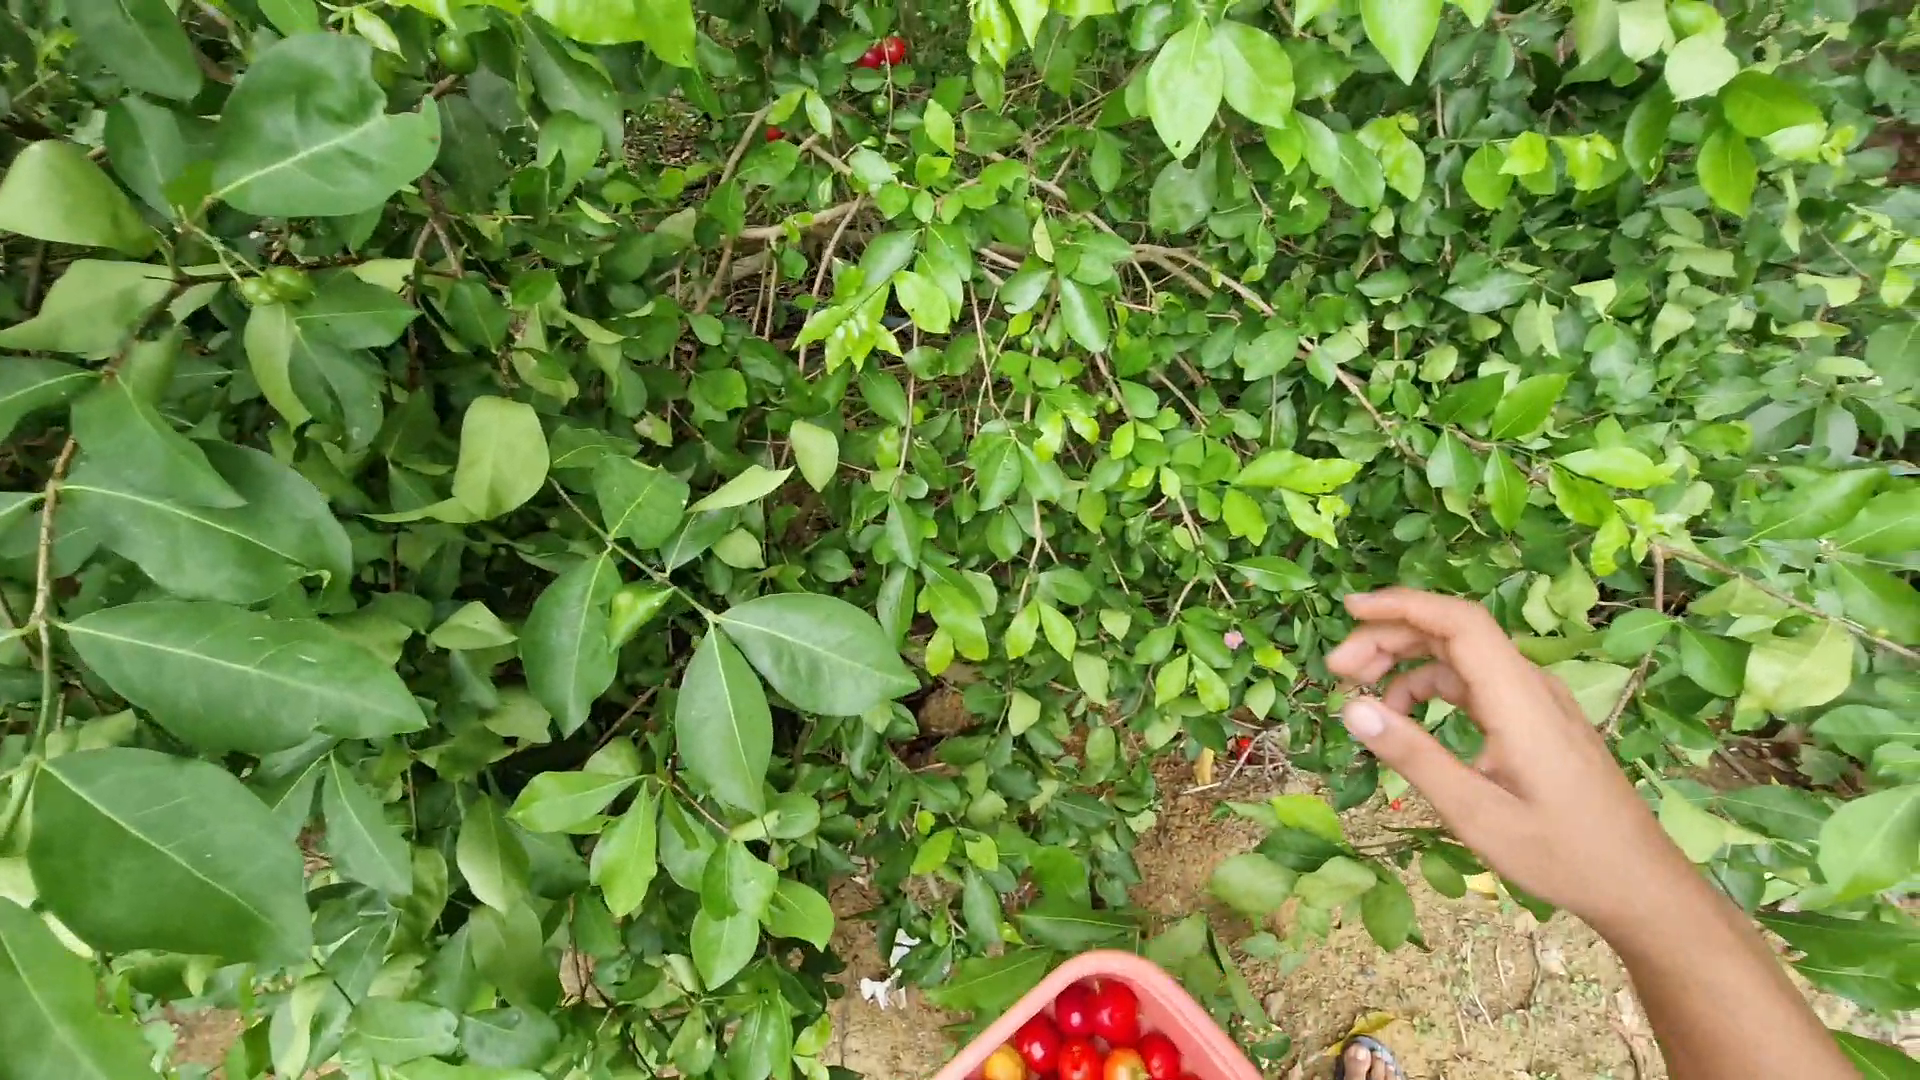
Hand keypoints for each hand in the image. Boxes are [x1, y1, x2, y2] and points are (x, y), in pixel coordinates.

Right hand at [1325, 587, 1693, 932]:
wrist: (1643, 888)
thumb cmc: (1563, 855)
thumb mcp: (1476, 813)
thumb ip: (1412, 756)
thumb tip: (1351, 708)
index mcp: (1519, 700)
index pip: (1459, 623)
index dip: (1402, 605)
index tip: (1349, 610)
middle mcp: (1529, 687)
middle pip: (1450, 633)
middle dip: (1387, 639)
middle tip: (1338, 672)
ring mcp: (1534, 701)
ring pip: (1457, 657)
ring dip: (1403, 664)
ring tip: (1361, 696)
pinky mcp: (1533, 718)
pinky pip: (1470, 682)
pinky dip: (1427, 688)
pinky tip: (1405, 720)